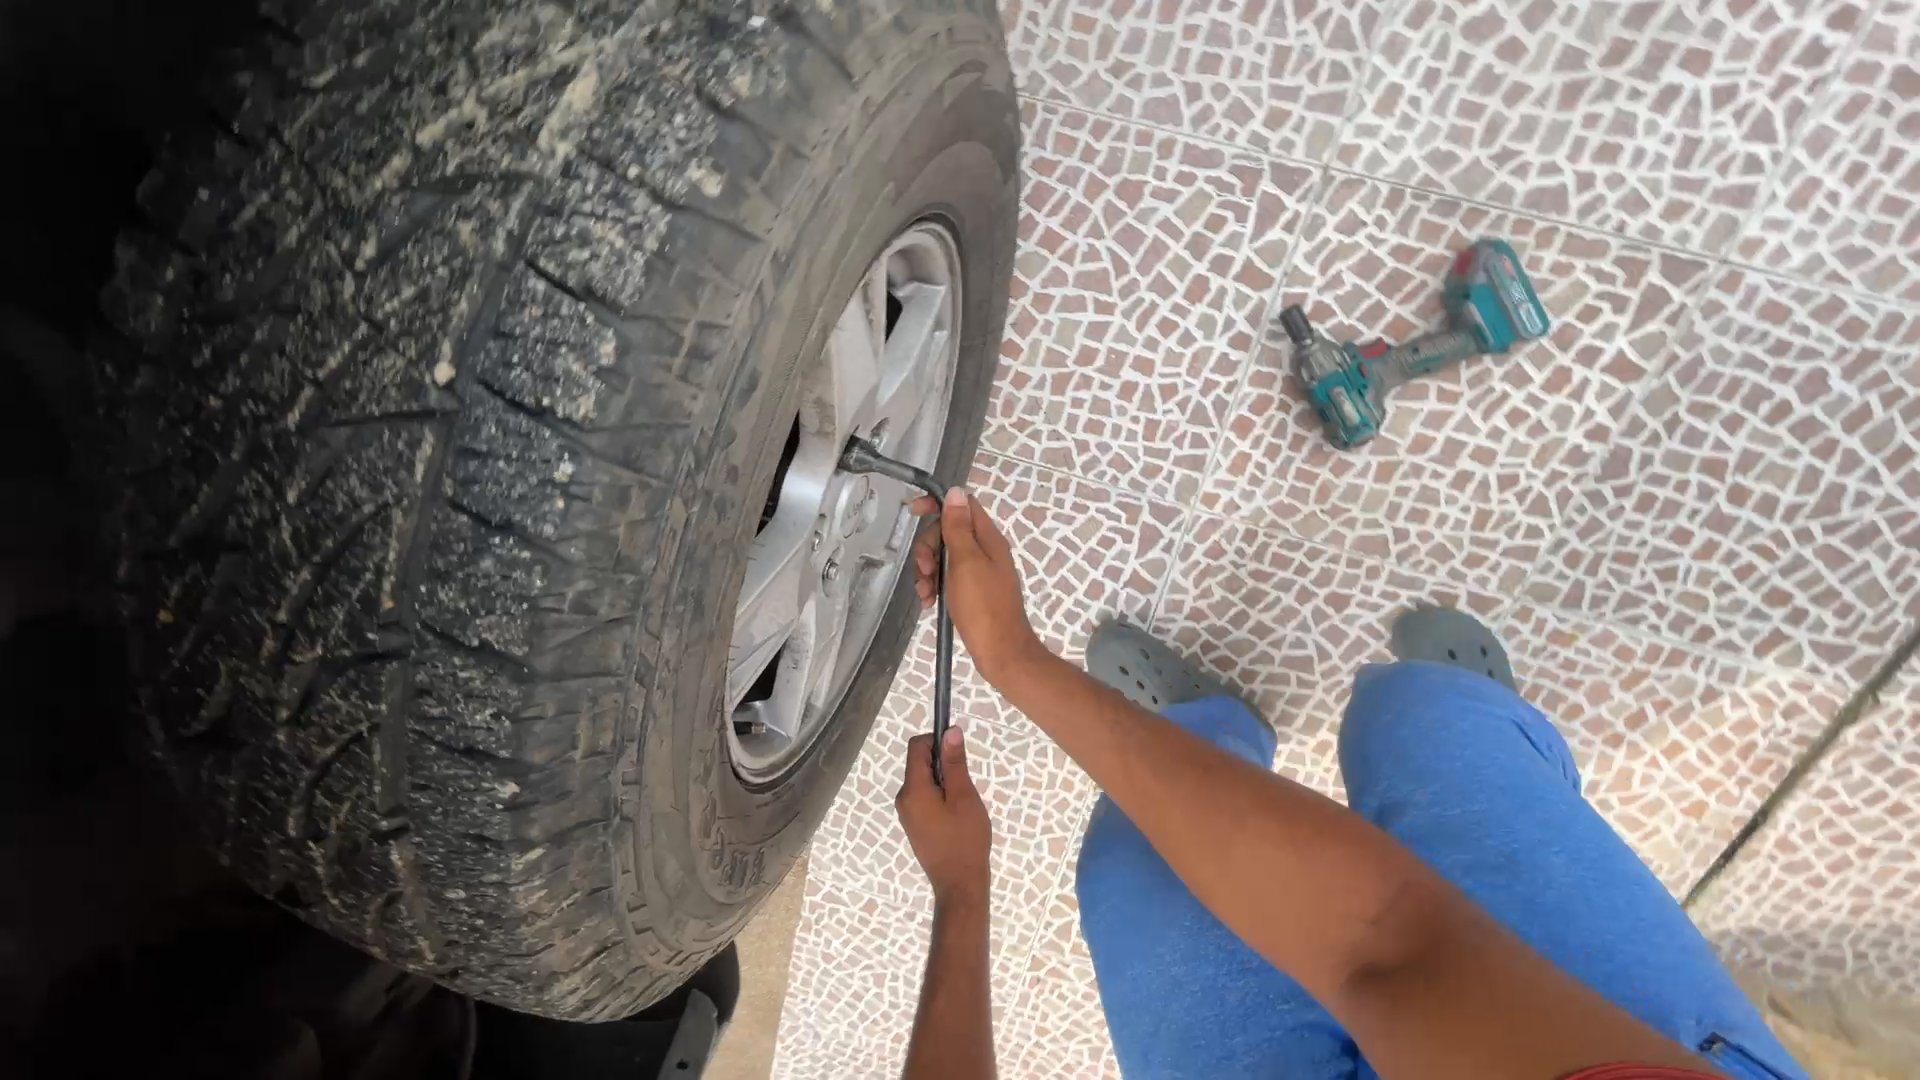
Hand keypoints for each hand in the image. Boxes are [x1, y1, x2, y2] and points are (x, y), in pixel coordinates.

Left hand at [896, 727, 991, 903]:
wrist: (959, 884)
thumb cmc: (964, 838)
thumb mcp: (964, 796)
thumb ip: (955, 762)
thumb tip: (950, 731)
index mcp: (912, 789)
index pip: (916, 747)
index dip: (936, 741)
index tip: (958, 752)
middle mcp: (904, 799)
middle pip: (919, 763)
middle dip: (942, 764)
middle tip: (964, 784)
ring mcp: (907, 814)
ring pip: (923, 781)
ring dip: (943, 781)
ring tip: (962, 803)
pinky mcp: (914, 825)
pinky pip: (924, 798)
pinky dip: (940, 796)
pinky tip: (956, 815)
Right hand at [911, 487, 1048, 685]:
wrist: (1001, 652)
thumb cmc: (983, 607)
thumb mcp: (966, 562)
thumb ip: (959, 528)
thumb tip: (955, 492)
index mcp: (988, 539)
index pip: (962, 506)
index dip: (938, 505)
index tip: (914, 512)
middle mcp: (985, 551)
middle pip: (948, 532)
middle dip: (928, 548)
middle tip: (925, 570)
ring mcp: (979, 573)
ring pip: (944, 557)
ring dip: (928, 572)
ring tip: (925, 592)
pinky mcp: (972, 592)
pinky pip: (948, 579)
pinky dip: (935, 587)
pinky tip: (929, 603)